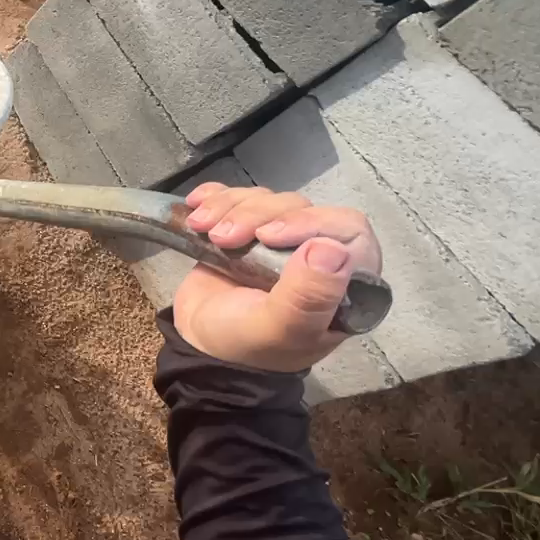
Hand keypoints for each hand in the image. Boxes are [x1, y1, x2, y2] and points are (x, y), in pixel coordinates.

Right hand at [172, 185, 383, 371]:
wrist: (201, 345)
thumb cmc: (249, 344)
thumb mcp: (280, 329)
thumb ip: (308, 296)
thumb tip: (331, 249)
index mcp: (342, 279)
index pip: (345, 228)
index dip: (308, 222)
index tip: (267, 236)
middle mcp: (314, 253)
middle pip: (296, 207)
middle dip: (254, 215)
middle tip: (222, 238)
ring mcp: (275, 239)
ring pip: (263, 199)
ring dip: (227, 206)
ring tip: (201, 229)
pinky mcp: (240, 229)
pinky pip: (233, 196)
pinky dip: (212, 195)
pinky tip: (194, 206)